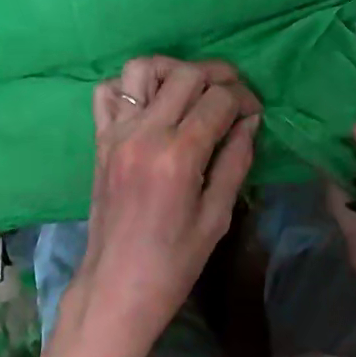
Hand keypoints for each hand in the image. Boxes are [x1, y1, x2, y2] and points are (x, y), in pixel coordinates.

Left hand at [73, 56, 260, 347]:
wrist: (116, 287)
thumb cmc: (174, 262)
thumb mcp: (217, 217)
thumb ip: (236, 160)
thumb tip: (250, 120)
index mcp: (178, 156)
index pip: (218, 100)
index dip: (244, 99)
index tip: (254, 112)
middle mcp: (145, 134)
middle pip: (185, 74)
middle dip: (217, 76)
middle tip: (232, 95)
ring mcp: (117, 132)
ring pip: (142, 68)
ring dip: (173, 70)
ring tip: (191, 89)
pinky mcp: (100, 138)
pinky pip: (107, 91)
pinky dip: (130, 86)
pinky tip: (151, 103)